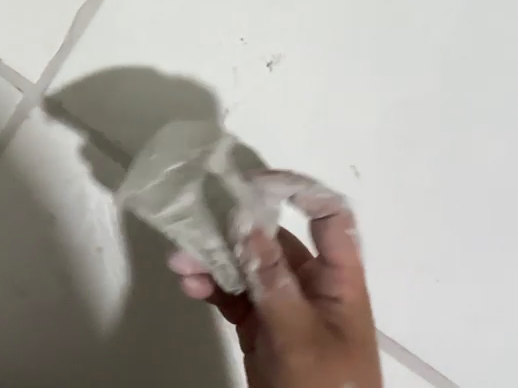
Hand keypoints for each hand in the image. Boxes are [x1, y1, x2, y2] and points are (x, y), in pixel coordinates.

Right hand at [168, 181, 380, 387]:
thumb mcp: (301, 336)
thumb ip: (271, 278)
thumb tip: (244, 221)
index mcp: (337, 281)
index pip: (328, 219)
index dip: (297, 191)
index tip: (252, 182)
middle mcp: (310, 285)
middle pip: (270, 238)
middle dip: (231, 229)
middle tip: (193, 220)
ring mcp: (283, 307)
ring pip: (243, 265)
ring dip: (212, 259)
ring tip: (180, 262)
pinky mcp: (259, 327)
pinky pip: (231, 293)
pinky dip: (208, 285)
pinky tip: (188, 284)